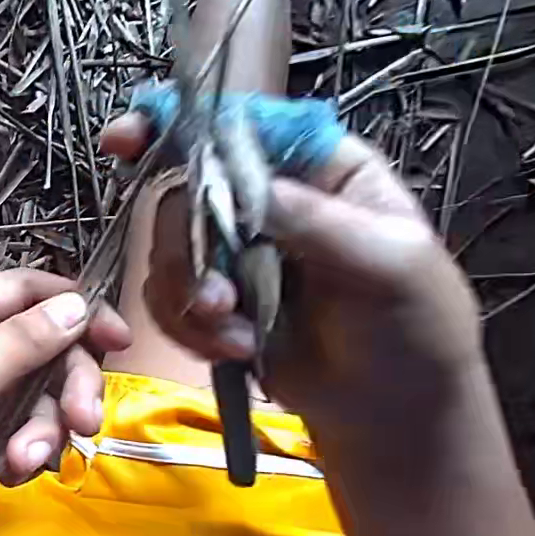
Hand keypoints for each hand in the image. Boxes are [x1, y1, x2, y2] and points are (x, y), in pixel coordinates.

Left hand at [0, 270, 129, 535]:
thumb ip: (18, 343)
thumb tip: (78, 304)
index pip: (23, 292)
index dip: (74, 306)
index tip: (117, 337)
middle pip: (46, 347)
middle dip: (68, 383)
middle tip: (83, 419)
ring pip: (43, 395)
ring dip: (46, 428)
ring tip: (24, 460)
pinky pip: (30, 432)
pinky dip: (30, 453)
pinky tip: (10, 475)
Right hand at [101, 116, 482, 436]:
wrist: (388, 410)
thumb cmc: (411, 327)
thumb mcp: (387, 264)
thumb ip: (316, 221)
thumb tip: (244, 188)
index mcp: (315, 169)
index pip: (240, 127)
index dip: (177, 125)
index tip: (124, 140)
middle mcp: (263, 202)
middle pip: (184, 195)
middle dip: (188, 253)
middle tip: (219, 302)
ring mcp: (232, 254)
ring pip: (167, 253)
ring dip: (190, 301)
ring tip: (237, 340)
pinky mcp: (211, 302)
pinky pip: (164, 300)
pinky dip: (186, 329)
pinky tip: (232, 351)